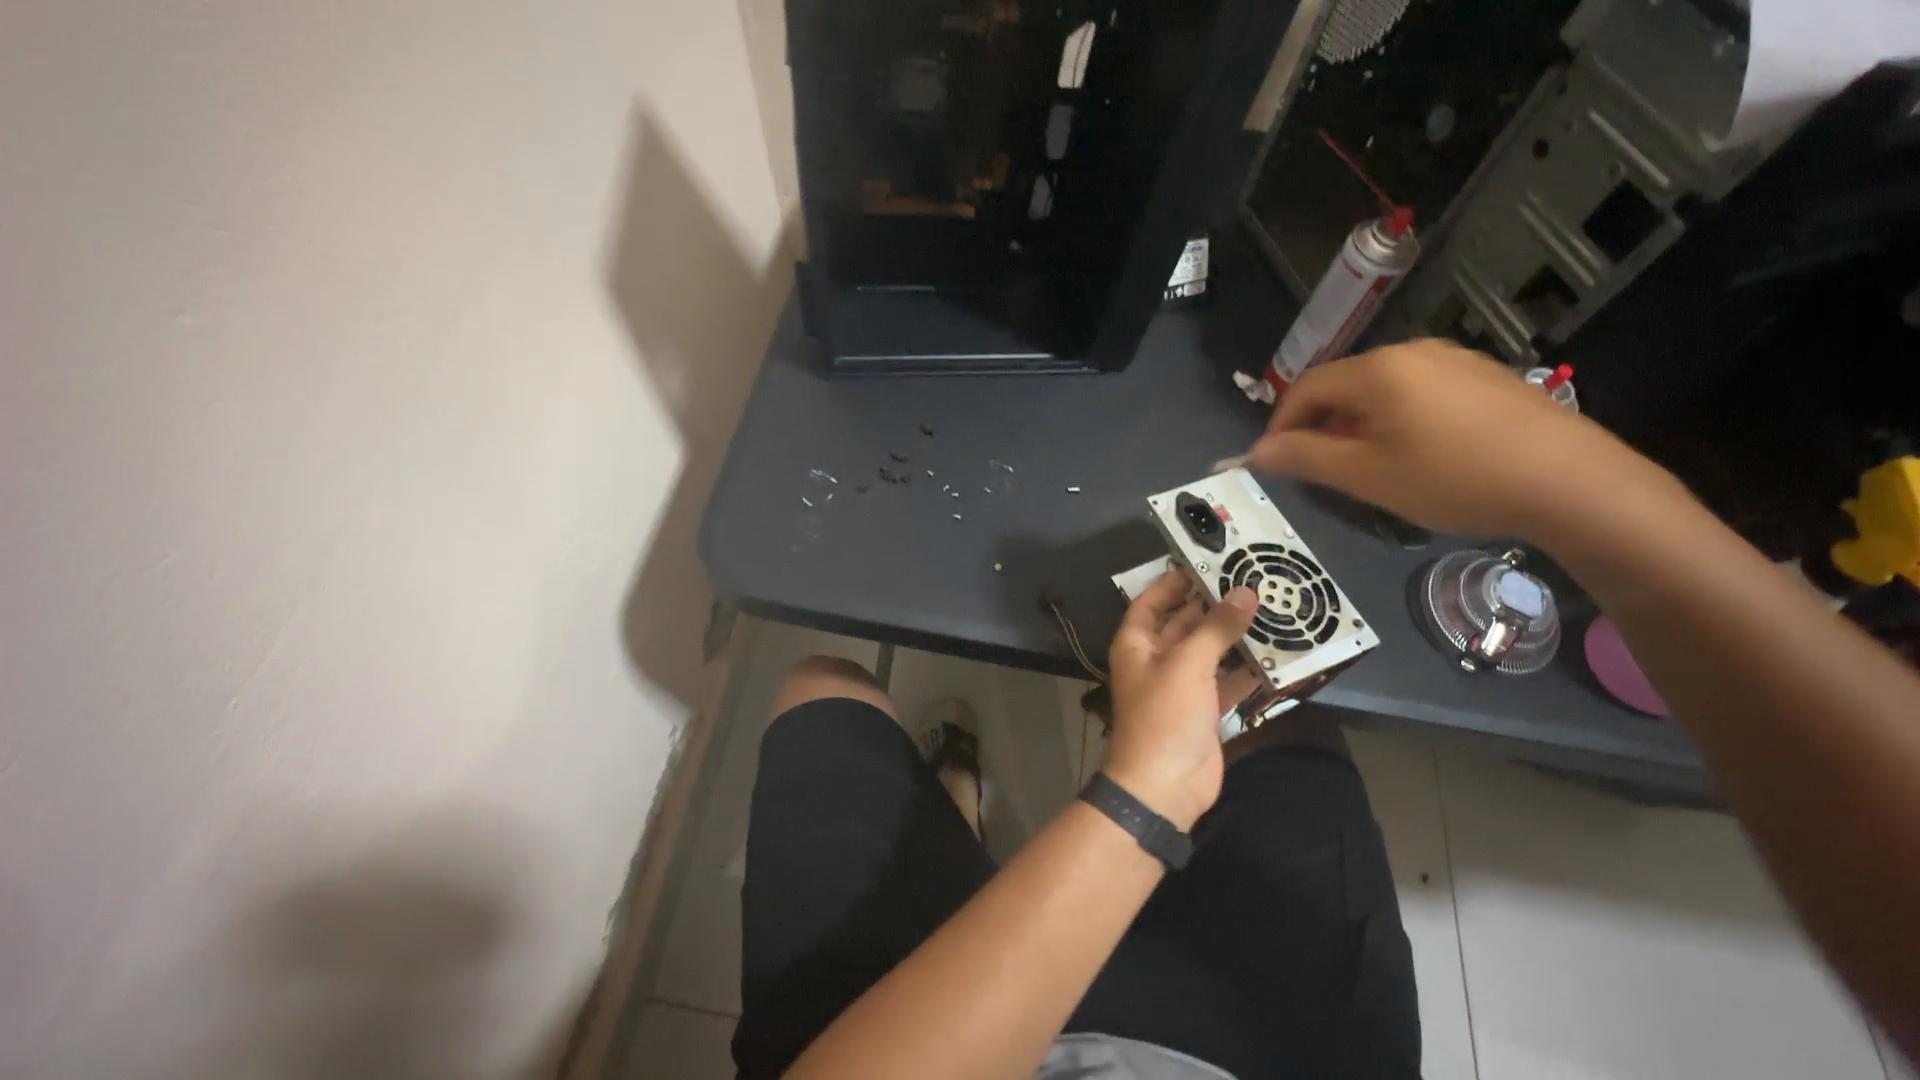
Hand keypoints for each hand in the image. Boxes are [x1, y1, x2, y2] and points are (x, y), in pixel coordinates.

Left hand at [1104, 571, 1258, 830]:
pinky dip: (1248, 670)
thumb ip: (1217, 627)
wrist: (1163, 787)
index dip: (1174, 581)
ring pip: (1211, 651)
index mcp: (1137, 644)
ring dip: (1236, 635)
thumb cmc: (1164, 717)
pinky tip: (1277, 654)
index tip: (1206, 561)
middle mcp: (1157, 660)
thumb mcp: (1188, 664)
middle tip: (1252, 581)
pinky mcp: (1205, 710)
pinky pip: (1228, 681)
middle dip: (1215, 605)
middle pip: (1185, 623)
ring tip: (1272, 609)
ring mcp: (1181, 686)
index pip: (1151, 601)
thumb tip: (1245, 592)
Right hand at [1245, 339, 1683, 538]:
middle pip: (1345, 384)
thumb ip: (1306, 458)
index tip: (1275, 461)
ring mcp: (1455, 360)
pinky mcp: (1487, 377)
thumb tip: (1257, 450)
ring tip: (1370, 467)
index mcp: (1377, 370)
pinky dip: (1400, 418)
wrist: (1569, 480)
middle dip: (1322, 424)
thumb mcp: (1367, 476)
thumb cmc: (1453, 479)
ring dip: (1361, 423)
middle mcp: (1413, 351)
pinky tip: (1421, 455)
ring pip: (1384, 389)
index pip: (1306, 387)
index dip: (1281, 423)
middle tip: (1321, 470)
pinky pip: (1422, 391)